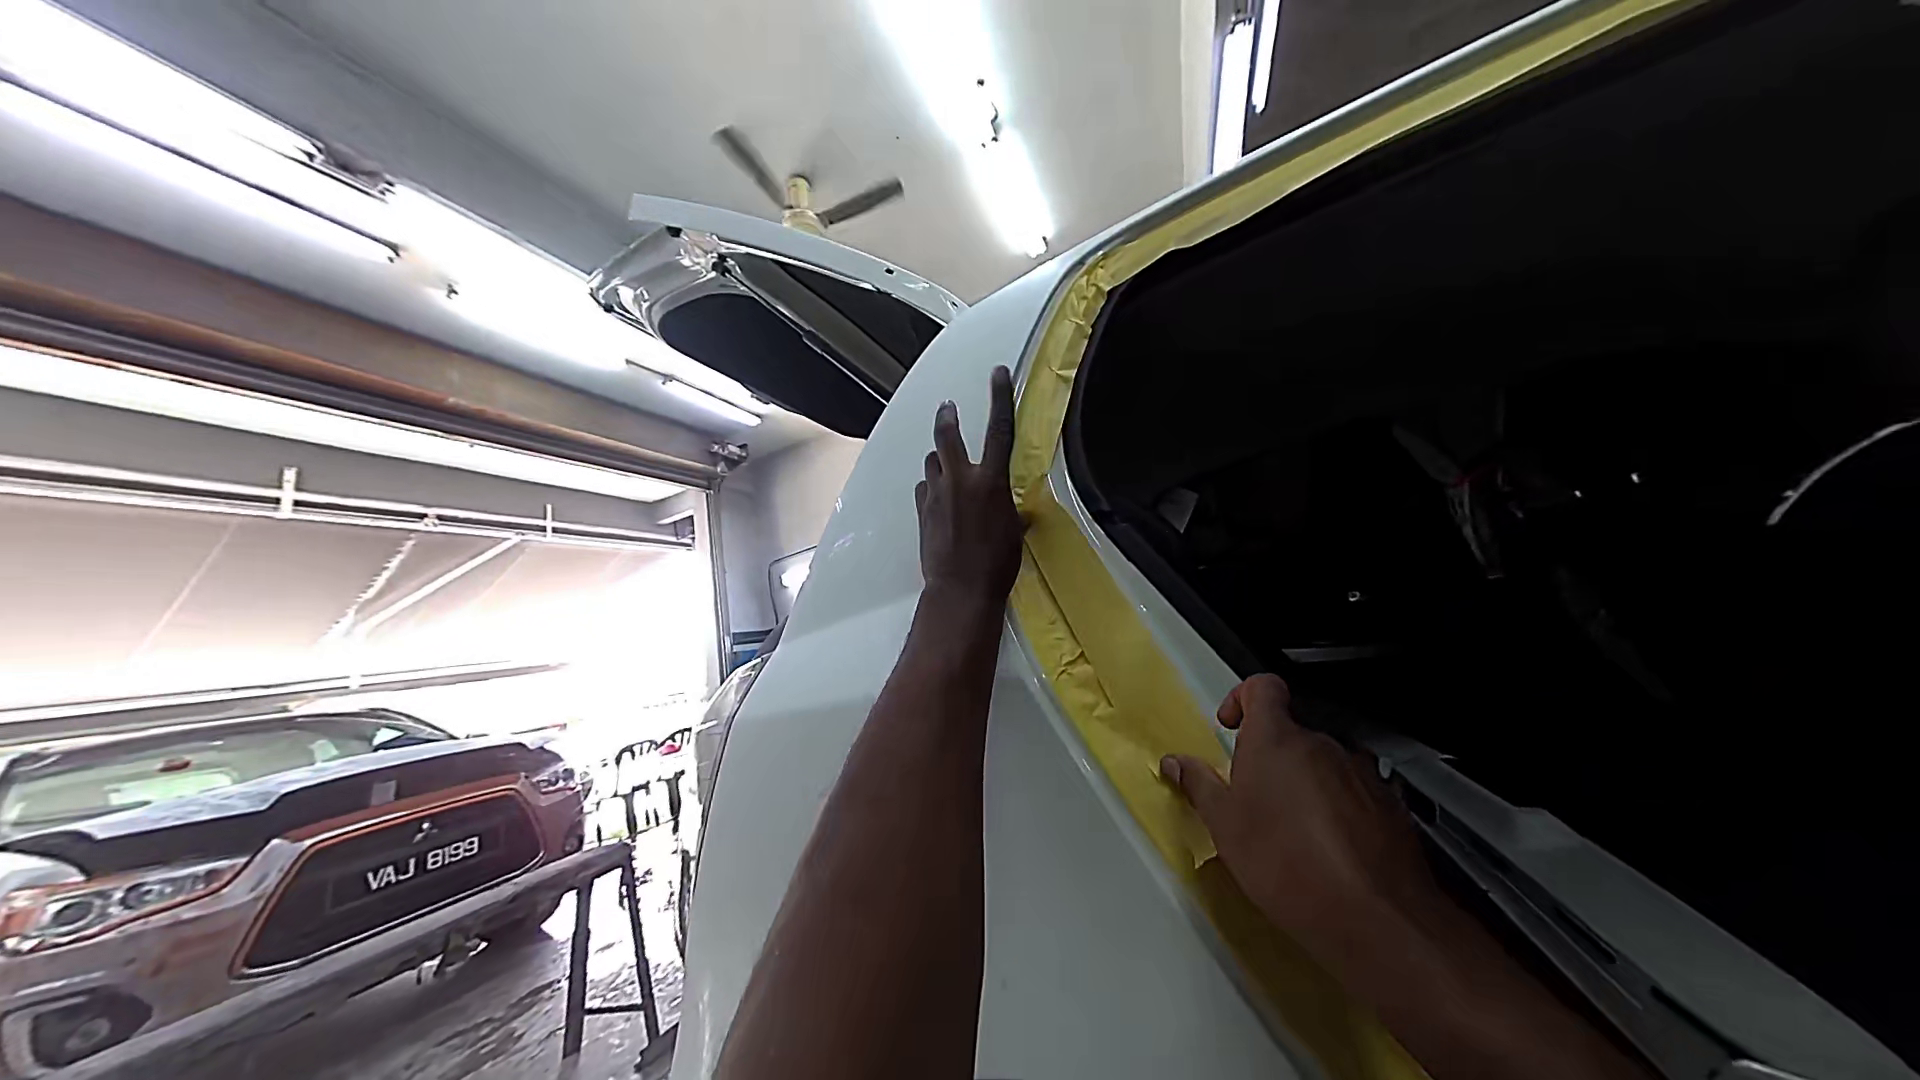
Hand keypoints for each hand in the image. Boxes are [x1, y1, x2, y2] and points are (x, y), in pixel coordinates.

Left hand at [915, 366, 1023, 606]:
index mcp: (991, 481)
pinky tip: (937, 496)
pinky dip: (932, 487)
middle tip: (947, 407)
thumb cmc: (998, 563)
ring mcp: (937, 495)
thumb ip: (1011, 511)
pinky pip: (925, 488)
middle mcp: (961, 480)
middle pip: (948, 436)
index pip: (1000, 430)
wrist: (961, 589)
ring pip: (932, 462)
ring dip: (940, 459)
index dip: (1000, 398)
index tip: (997, 373)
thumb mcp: (1014, 532)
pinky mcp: (923, 512)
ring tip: (945, 463)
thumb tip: (1014, 510)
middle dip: (947, 417)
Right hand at [1161, 675, 1440, 968]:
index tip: (1231, 725)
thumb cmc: (1287, 863)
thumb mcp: (1224, 824)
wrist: (1373, 919)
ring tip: (1293, 828)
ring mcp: (1361, 772)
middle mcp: (1321, 744)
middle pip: (1291, 730)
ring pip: (1323, 761)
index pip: (1262, 687)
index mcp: (1276, 739)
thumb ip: (1198, 784)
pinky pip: (1354, 789)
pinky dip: (1338, 805)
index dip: (1242, 697)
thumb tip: (1177, 764)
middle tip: (1253, 794)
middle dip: (1270, 755)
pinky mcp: (1391, 805)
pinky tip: (1327, 846)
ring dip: (1305, 781)